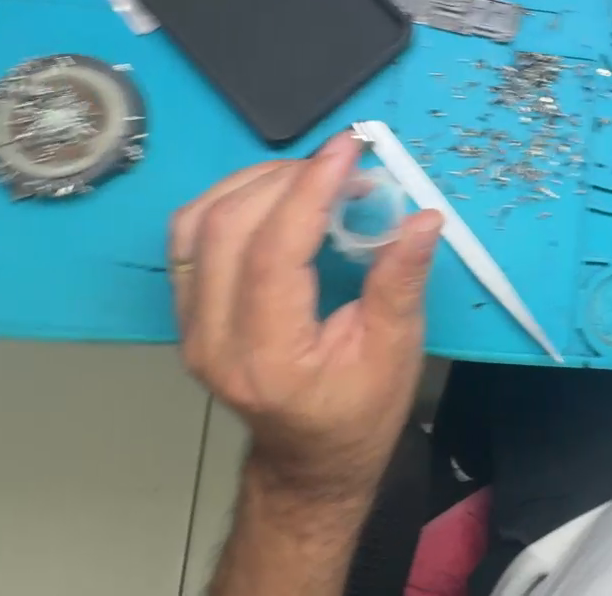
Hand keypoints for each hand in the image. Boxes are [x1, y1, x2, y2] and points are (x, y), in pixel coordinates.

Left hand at [169, 134, 443, 504]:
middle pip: (227, 227)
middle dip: (287, 177)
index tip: (350, 148)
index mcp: (269, 356)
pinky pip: (190, 236)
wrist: (310, 462)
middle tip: (343, 164)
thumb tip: (423, 217)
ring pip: (198, 223)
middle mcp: (213, 339)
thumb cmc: (361, 412)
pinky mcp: (188, 313)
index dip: (310, 189)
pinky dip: (230, 198)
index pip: (273, 252)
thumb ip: (402, 281)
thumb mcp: (397, 350)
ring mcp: (190, 326)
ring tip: (312, 174)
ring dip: (255, 182)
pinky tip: (275, 194)